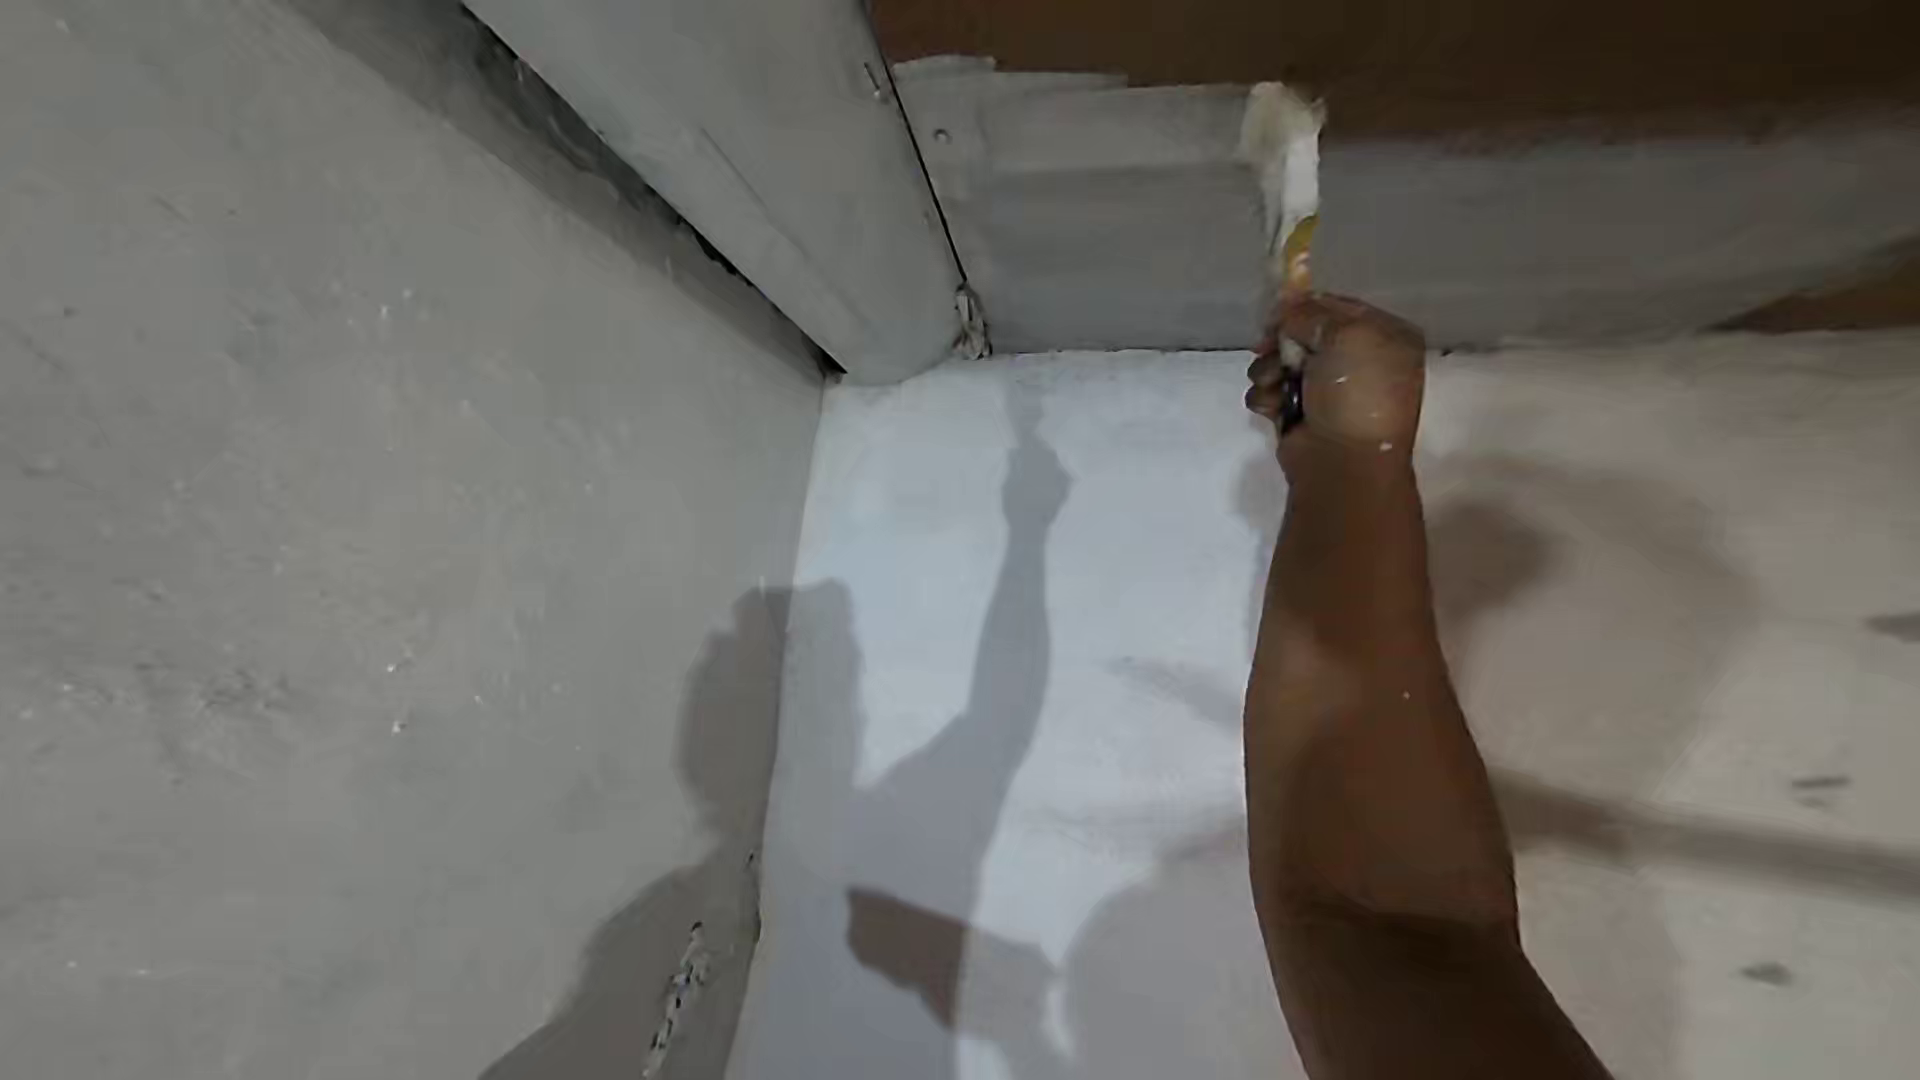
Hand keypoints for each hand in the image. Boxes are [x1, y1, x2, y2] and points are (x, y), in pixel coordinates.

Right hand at [1246, 292, 1426, 460]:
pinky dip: (1265, 397)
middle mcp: (1354, 359)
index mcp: (1381, 336)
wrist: (1341, 460)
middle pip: (1300, 333)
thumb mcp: (1346, 337)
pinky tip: (1274, 409)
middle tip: (1267, 349)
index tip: (1277, 314)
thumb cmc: (1355, 394)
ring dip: (1267, 371)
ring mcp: (1323, 388)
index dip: (1303, 307)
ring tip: (1275, 387)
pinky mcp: (1297, 412)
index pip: (1334, 307)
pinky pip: (1268, 392)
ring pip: (1278, 362)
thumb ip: (1311, 315)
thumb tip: (1285, 311)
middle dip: (1280, 342)